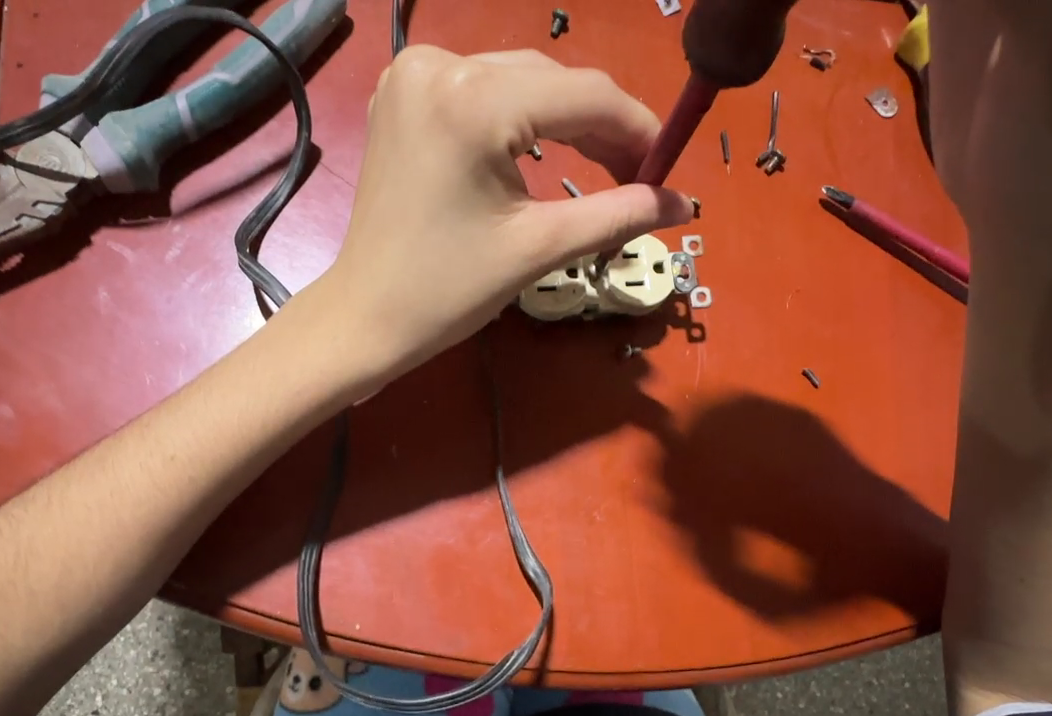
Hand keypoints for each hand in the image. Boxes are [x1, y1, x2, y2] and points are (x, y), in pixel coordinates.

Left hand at [318, 46, 693, 383]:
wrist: (367, 315)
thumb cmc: (449, 291)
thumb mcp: (540, 248)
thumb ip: (619, 214)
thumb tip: (685, 203)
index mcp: (474, 100)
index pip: (584, 94)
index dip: (637, 130)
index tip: (667, 171)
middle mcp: (441, 64)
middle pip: (553, 81)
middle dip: (601, 128)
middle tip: (637, 179)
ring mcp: (415, 73)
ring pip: (520, 80)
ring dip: (564, 120)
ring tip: (598, 169)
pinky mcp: (403, 91)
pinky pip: (483, 89)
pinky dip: (518, 116)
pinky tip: (537, 151)